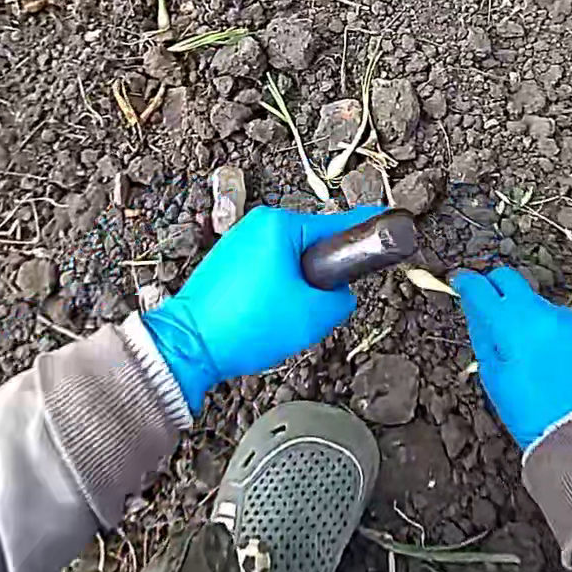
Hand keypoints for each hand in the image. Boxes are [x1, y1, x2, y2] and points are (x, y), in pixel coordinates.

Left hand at [142, 205, 382, 413]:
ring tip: (289, 310)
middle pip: (313, 241)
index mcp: (280, 225)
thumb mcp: (312, 316)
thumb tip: (343, 294)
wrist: (185, 349)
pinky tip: (271, 309)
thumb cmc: (243, 326)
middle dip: (322, 270)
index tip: (386, 221)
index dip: (365, 230)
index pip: (337, 224)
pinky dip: (277, 283)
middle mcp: (259, 223)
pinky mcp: (228, 258)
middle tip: (320, 299)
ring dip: (298, 279)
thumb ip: (342, 299)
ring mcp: (240, 239)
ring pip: (290, 255)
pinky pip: (268, 264)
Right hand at [452, 266, 571, 449]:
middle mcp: (543, 313)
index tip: (461, 281)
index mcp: (513, 324)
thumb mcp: (494, 377)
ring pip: (538, 305)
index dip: (467, 282)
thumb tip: (473, 306)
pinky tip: (555, 362)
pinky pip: (563, 322)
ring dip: (528, 318)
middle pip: (510, 279)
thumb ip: (482, 334)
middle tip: (490, 305)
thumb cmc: (530, 412)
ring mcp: (569, 319)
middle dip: (495, 287)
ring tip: (530, 355)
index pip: (482, 288)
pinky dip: (554, 333)